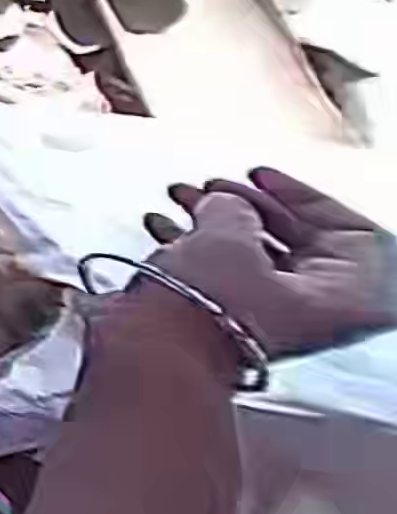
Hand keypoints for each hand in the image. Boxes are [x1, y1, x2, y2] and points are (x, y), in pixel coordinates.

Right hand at [146, 168, 394, 357]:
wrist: (160, 340)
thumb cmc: (207, 298)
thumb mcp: (225, 242)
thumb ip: (233, 210)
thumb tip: (228, 201)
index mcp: (352, 294)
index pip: (351, 232)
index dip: (302, 196)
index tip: (257, 174)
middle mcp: (322, 304)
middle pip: (299, 240)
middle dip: (250, 206)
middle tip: (213, 185)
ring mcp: (274, 309)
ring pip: (255, 251)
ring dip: (215, 218)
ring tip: (179, 196)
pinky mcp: (230, 309)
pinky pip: (222, 266)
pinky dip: (194, 239)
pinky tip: (161, 223)